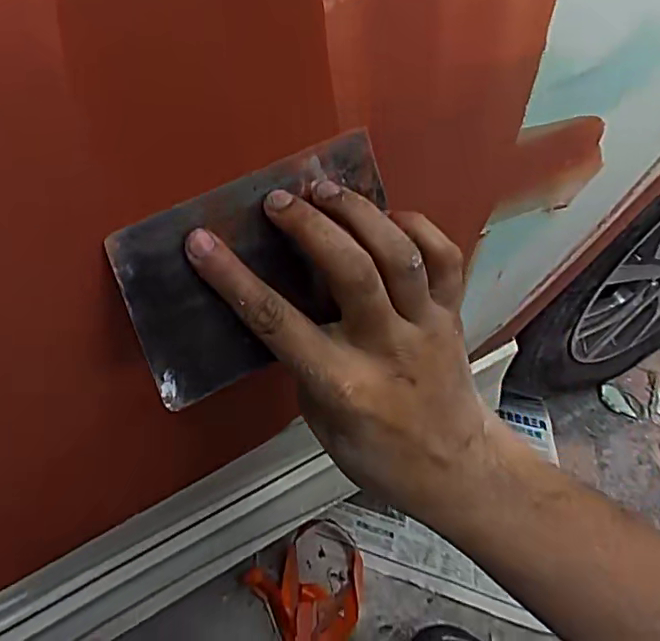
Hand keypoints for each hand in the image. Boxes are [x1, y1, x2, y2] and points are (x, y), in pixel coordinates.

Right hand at [183, 181, 518, 526]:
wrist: (457, 471)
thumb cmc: (378, 451)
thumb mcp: (319, 419)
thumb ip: (303, 358)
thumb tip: (285, 297)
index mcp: (343, 383)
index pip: (276, 321)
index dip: (232, 277)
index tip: (202, 242)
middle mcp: (386, 347)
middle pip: (350, 271)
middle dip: (309, 225)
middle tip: (277, 200)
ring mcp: (426, 325)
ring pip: (398, 255)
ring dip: (358, 213)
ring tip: (325, 189)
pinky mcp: (453, 311)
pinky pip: (443, 255)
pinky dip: (415, 225)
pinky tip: (386, 214)